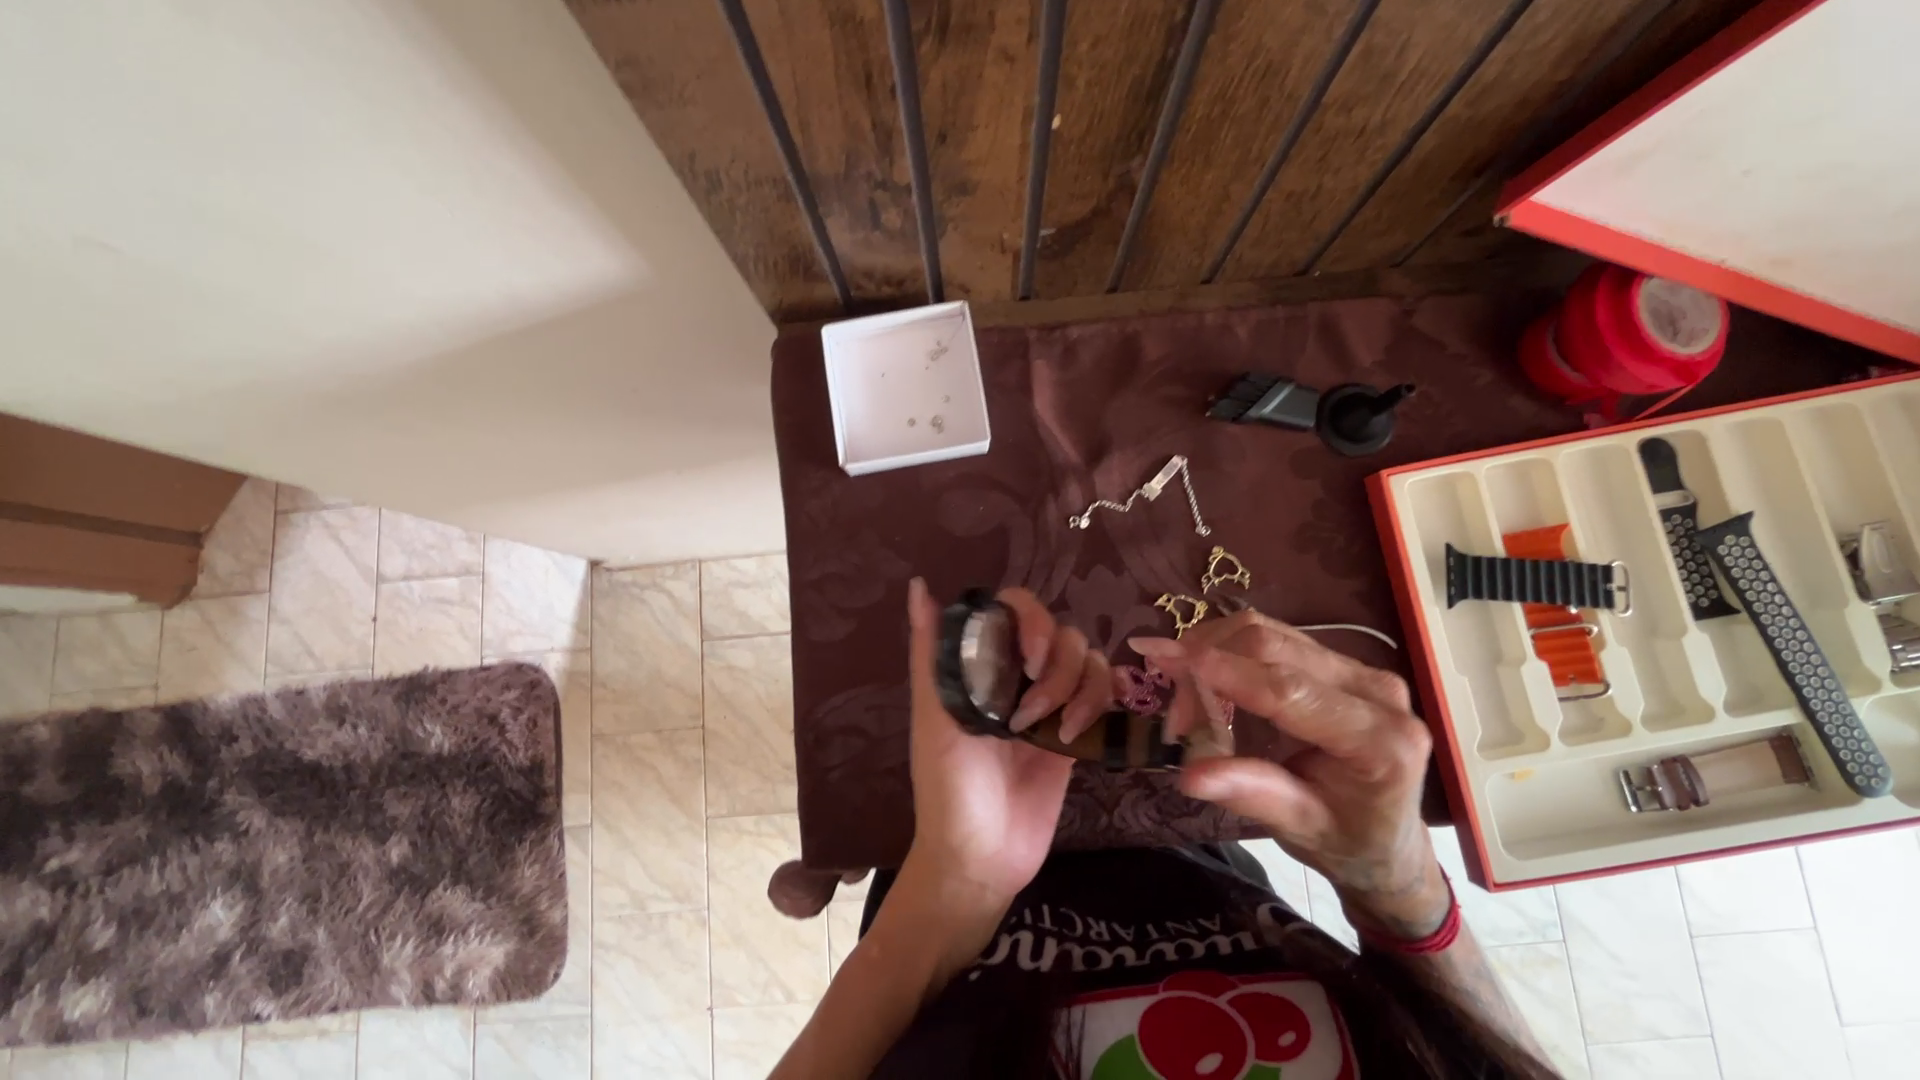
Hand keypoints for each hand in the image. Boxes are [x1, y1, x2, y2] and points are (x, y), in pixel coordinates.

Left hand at [903, 579, 1098, 910]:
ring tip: (1054, 732)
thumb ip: (931, 652)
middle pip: (1060, 630)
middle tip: (1031, 713)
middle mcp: (1015, 674)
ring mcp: (1049, 701)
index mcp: (979, 663)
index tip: (1031, 656)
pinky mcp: (1076, 731)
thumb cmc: (947, 788)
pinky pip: (1103, 693)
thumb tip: (918, 585)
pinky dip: (1099, 702)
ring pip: (1088, 658)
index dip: (1032, 620)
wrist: (981, 858)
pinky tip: (1076, 734)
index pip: (1016, 607)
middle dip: (1057, 666)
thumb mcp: (932, 718)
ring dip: (1078, 689)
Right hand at [1131, 612, 1447, 937]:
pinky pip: (1273, 637)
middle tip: (1172, 712)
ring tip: (1184, 696)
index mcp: (1379, 740)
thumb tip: (1189, 776)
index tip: (1165, 658)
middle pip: (1273, 646)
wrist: (1389, 840)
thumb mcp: (1299, 829)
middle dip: (1207, 663)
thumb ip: (1251, 794)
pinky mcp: (1339, 661)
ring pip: (1268, 632)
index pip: (1289, 690)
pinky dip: (1227, 649)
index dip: (1225, 671)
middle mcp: (1375, 690)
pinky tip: (1206, 678)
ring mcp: (1359, 669)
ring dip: (1212, 651)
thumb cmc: (1346, 842)